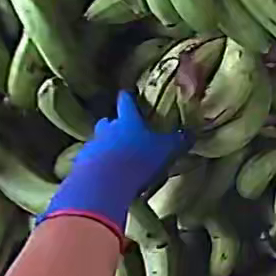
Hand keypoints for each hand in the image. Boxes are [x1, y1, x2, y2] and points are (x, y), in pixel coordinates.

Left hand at [38, 92, 190, 238]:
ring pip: (99, 140)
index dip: (127, 98)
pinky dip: (98, 162)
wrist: (105, 181)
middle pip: (108, 121)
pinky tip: (107, 172)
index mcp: (128, 121)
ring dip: (106, 144)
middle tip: (123, 130)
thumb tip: (192, 133)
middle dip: (114, 124)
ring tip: (117, 155)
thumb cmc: (139, 159)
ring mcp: (93, 145)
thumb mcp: (166, 150)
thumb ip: (178, 141)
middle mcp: (108, 129)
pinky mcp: (83, 163)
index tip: (126, 93)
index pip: (126, 103)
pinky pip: (92, 159)